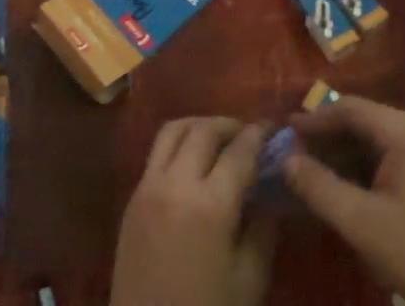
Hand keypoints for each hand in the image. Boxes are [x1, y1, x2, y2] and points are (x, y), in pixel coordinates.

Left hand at [111, 117, 278, 305]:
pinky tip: (193, 161)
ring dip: (199, 126)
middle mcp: (174, 184)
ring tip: (220, 137)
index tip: (273, 126)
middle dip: (229, 125)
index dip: (258, 135)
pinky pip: (155, 154)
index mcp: (209, 205)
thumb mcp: (249, 279)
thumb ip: (263, 229)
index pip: (239, 152)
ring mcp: (147, 188)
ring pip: (172, 132)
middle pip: (202, 131)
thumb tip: (269, 194)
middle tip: (248, 133)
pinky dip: (177, 144)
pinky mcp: (131, 198)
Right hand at [285, 97, 404, 305]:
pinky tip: (346, 181)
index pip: (350, 108)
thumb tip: (285, 159)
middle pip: (365, 120)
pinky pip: (395, 151)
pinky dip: (367, 163)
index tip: (282, 132)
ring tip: (312, 168)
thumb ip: (318, 187)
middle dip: (328, 137)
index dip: (313, 120)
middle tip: (293, 153)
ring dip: (346, 152)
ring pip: (378, 137)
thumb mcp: (362, 224)